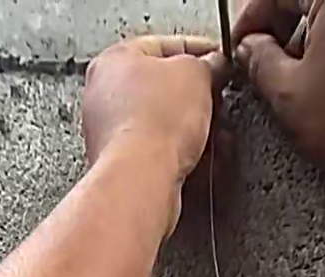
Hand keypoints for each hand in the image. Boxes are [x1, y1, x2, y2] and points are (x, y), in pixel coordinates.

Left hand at [83, 36, 227, 179]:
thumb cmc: (155, 125)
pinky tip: (197, 162)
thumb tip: (216, 66)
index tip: (218, 65)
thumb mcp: (195, 75)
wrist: (141, 181)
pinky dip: (179, 158)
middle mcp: (105, 99)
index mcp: (113, 60)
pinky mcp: (123, 170)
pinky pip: (158, 157)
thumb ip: (208, 65)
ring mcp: (111, 138)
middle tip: (216, 103)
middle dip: (194, 99)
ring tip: (213, 138)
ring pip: (160, 127)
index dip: (198, 53)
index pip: (163, 47)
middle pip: (160, 90)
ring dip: (190, 132)